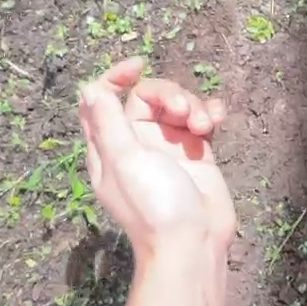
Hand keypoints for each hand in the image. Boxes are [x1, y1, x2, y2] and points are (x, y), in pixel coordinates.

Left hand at [78, 58, 236, 267]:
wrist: (194, 241)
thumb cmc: (154, 205)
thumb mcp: (126, 160)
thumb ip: (108, 122)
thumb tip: (89, 88)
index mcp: (110, 147)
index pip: (103, 100)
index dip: (116, 78)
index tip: (139, 65)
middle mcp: (137, 144)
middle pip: (149, 96)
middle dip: (170, 95)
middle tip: (182, 113)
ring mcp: (169, 148)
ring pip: (179, 105)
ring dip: (194, 107)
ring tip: (204, 128)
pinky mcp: (197, 152)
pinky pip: (202, 119)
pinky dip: (210, 114)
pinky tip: (217, 121)